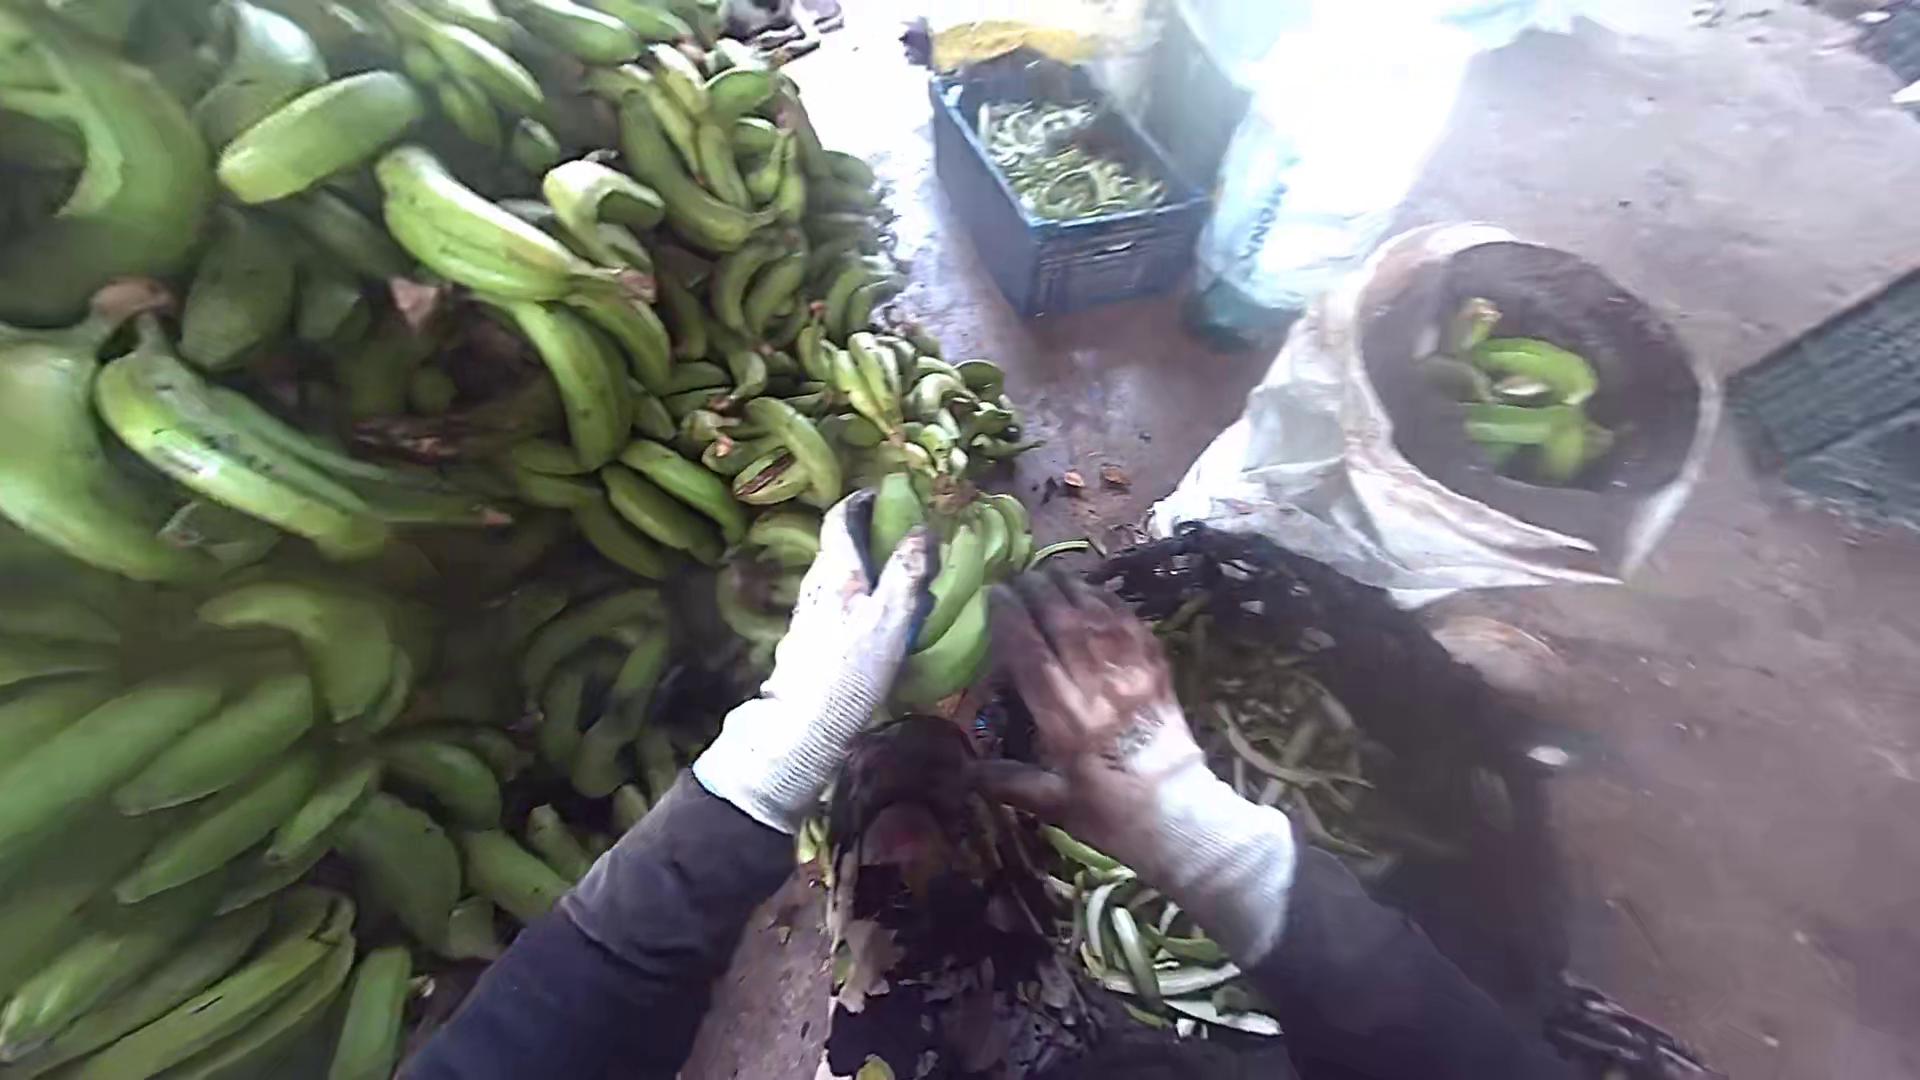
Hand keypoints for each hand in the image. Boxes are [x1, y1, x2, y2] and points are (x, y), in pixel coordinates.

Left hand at [692, 489, 933, 833]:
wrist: (806, 722)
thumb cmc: (851, 666)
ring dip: (864, 561)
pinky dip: (858, 589)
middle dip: (867, 531)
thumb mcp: (891, 616)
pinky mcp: (810, 634)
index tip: (883, 494)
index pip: (839, 517)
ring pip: (838, 571)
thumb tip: (922, 530)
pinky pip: (837, 596)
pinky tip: (876, 612)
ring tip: (896, 572)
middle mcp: (816, 581)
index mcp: (836, 569)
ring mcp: (810, 609)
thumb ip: (907, 571)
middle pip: (838, 543)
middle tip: (901, 534)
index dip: (859, 500)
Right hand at [985, 570, 1298, 962]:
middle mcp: (1096, 688)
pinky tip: (1095, 590)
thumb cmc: (1111, 813)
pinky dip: (1110, 600)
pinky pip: (1131, 623)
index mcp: (1066, 721)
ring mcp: (1131, 675)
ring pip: (1097, 615)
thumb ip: (1009, 782)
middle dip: (1037, 591)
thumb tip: (964, 769)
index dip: (1010, 618)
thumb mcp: (1054, 806)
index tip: (995, 594)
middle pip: (1063, 622)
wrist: (1181, 816)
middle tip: (1020, 576)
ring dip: (1071, 587)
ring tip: (1051, 572)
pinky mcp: (1157, 670)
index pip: (1031, 654)